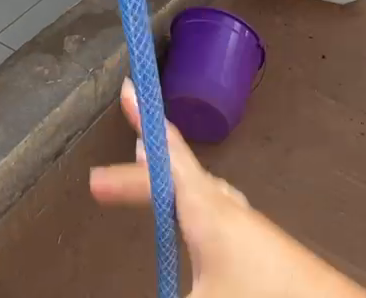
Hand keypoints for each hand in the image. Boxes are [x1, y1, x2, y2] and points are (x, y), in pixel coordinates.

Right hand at [90, 81, 365, 297]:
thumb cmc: (260, 293)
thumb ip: (161, 289)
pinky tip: (196, 227)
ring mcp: (247, 226)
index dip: (145, 121)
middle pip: (179, 173)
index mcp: (206, 209)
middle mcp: (226, 208)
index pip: (168, 154)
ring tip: (152, 185)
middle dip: (143, 171)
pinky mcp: (263, 248)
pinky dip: (193, 206)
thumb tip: (128, 290)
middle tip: (102, 182)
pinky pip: (216, 212)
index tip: (129, 89)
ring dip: (172, 185)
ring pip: (202, 191)